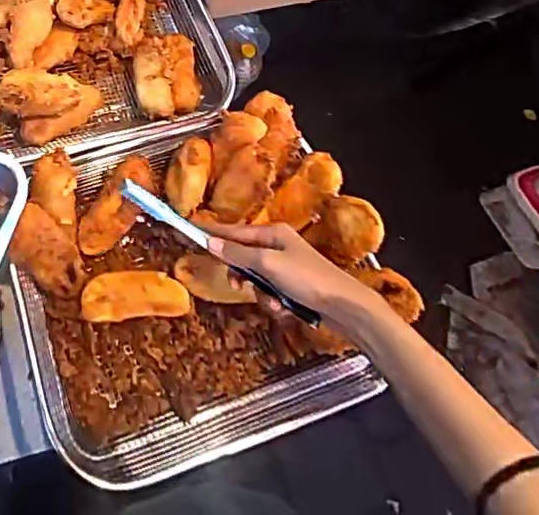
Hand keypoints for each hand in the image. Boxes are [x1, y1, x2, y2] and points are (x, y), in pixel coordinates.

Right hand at [197, 217, 395, 339]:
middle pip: (244, 256)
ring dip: (262, 294)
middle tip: (238, 285)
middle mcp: (278, 245)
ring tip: (274, 303)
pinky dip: (274, 302)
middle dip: (243, 274)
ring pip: (257, 278)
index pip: (234, 231)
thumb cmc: (308, 279)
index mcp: (272, 233)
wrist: (347, 308)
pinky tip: (284, 310)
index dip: (213, 233)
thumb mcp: (268, 265)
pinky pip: (272, 292)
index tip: (191, 229)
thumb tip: (211, 242)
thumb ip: (238, 255)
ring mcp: (287, 267)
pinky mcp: (295, 287)